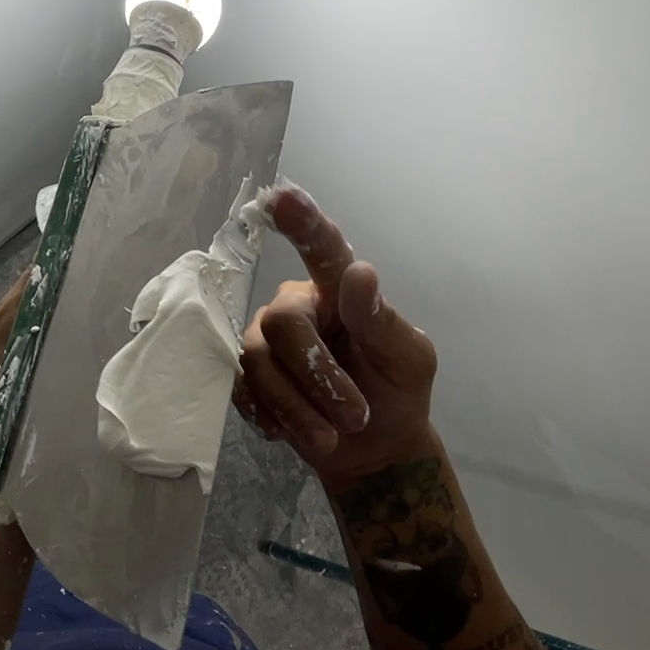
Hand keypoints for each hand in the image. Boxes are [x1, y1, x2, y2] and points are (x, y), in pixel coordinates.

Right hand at [233, 185, 438, 484]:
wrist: (372, 450)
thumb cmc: (395, 392)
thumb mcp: (407, 359)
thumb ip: (381, 320)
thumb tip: (362, 272)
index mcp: (336, 289)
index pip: (321, 249)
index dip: (301, 223)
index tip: (282, 198)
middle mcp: (294, 304)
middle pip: (282, 323)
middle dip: (319, 377)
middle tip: (354, 418)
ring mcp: (263, 339)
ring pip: (258, 362)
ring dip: (298, 408)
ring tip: (331, 436)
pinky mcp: (244, 375)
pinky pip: (241, 389)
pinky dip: (273, 417)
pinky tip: (296, 431)